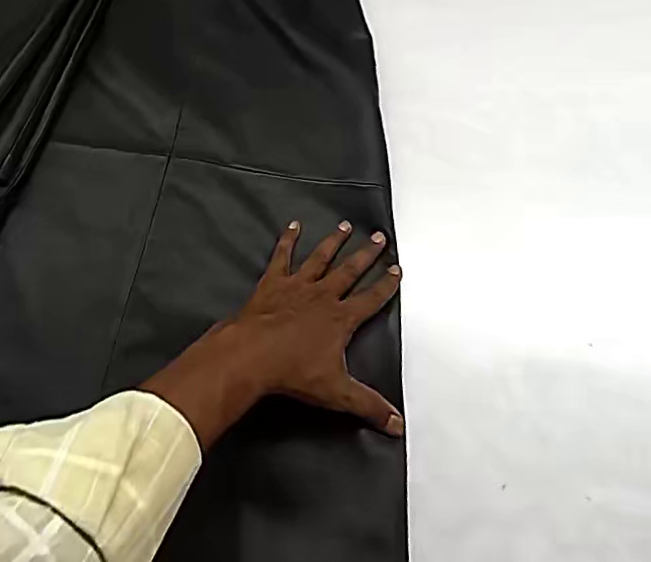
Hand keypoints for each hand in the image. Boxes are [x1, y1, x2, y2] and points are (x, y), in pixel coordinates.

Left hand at [140, 220, 402, 447]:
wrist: (253, 354)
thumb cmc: (293, 372)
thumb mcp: (337, 393)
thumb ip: (369, 405)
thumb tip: (397, 424)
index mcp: (340, 319)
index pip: (371, 299)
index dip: (386, 284)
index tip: (397, 269)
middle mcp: (322, 296)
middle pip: (350, 270)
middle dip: (367, 254)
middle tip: (380, 237)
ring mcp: (297, 285)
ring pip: (321, 257)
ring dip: (334, 241)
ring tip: (345, 225)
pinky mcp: (274, 282)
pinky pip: (283, 255)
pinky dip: (288, 239)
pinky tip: (293, 225)